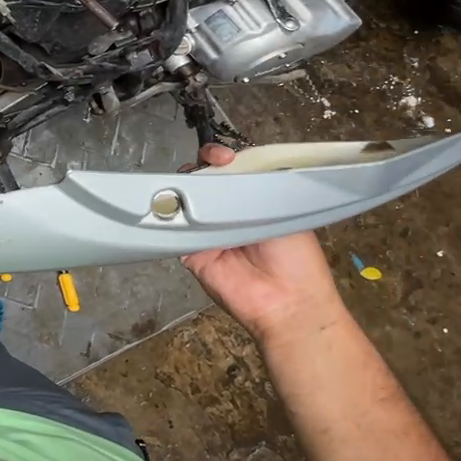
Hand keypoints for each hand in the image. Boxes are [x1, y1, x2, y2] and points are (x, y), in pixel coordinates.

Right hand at [181, 144, 347, 345]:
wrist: (287, 302)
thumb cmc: (296, 259)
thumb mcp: (284, 215)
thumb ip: (254, 189)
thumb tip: (227, 166)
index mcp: (250, 201)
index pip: (228, 170)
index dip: (221, 157)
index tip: (222, 157)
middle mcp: (224, 211)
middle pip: (201, 179)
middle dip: (198, 167)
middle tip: (206, 165)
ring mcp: (203, 228)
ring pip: (181, 197)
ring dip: (179, 185)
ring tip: (187, 182)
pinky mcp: (186, 247)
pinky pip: (169, 225)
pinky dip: (164, 212)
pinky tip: (167, 201)